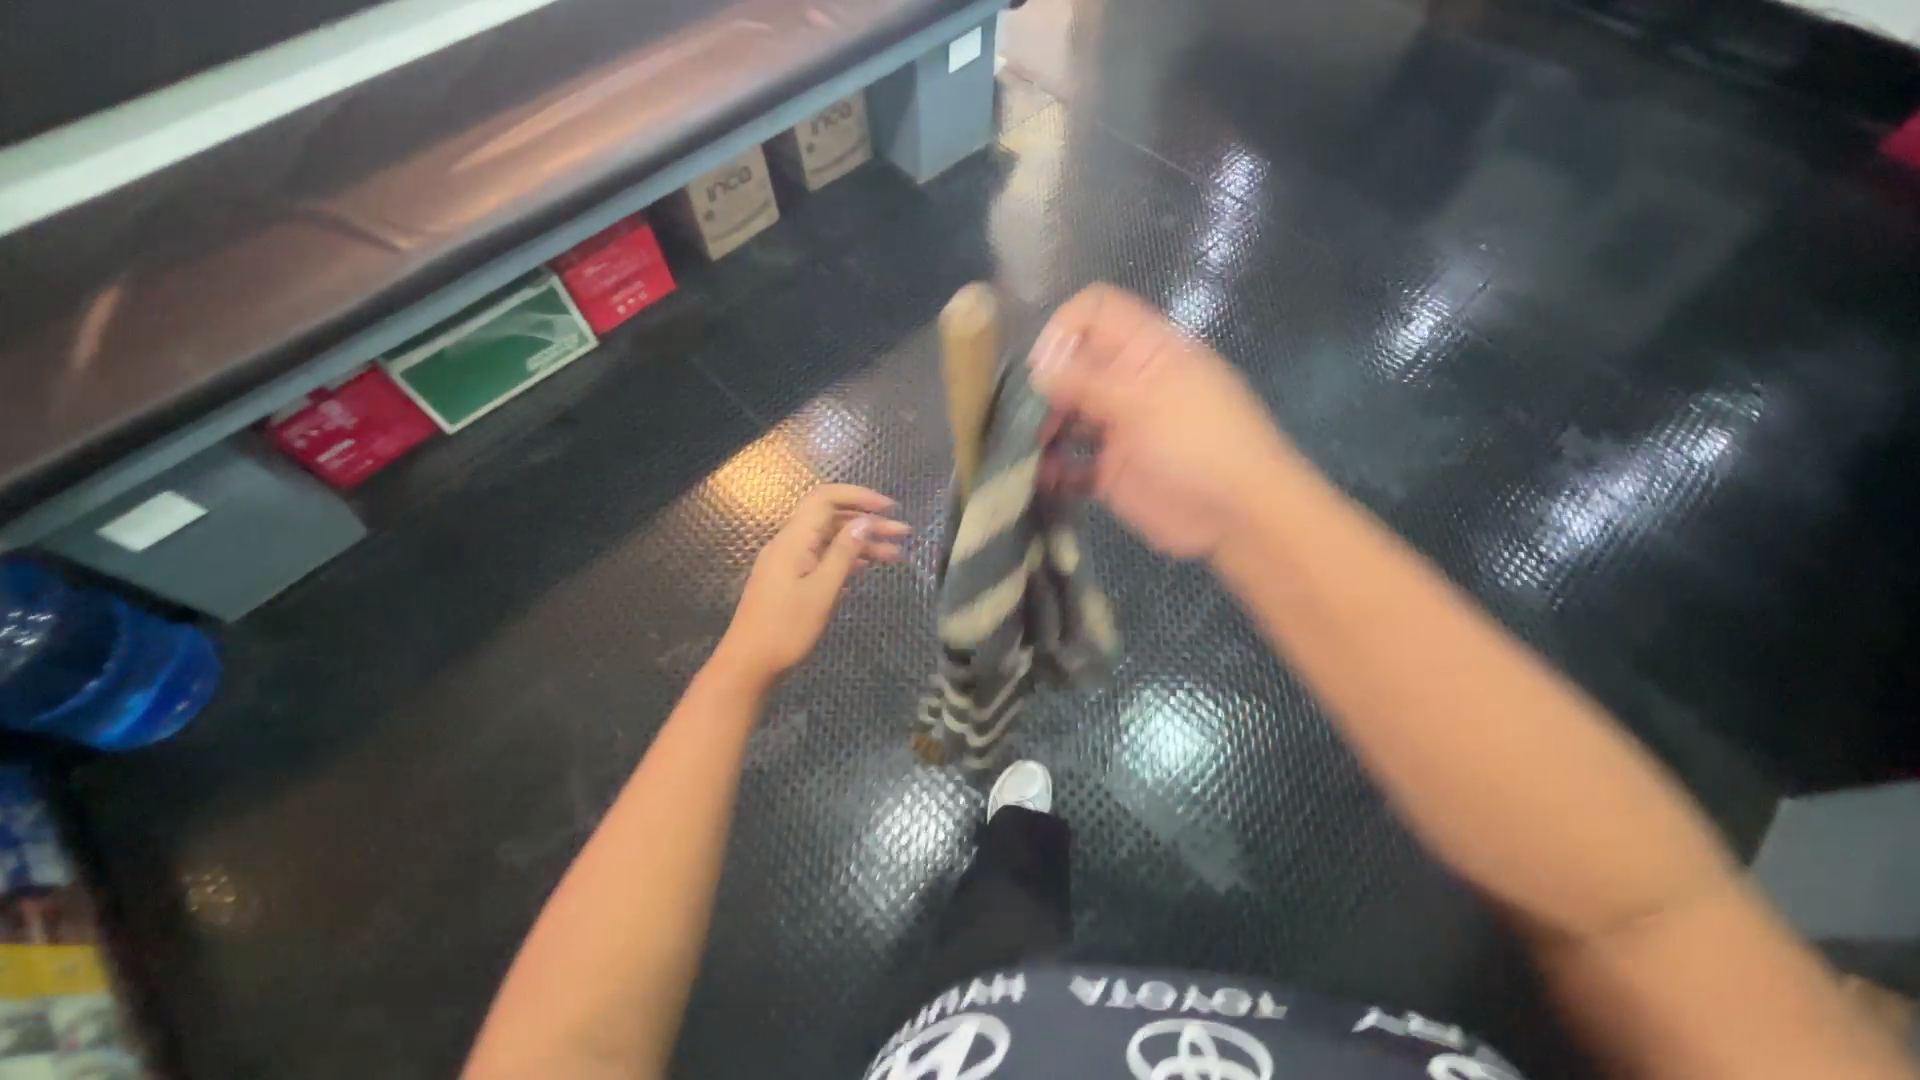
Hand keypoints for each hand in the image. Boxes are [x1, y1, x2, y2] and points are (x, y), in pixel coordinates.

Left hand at [714, 485, 908, 682]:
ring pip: (829, 539)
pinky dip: (847, 558)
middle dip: (868, 521)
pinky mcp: (790, 579)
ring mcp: (789, 561)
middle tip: (903, 533)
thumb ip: (844, 554)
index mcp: (794, 540)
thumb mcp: (822, 591)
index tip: (889, 508)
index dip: (859, 496)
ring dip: (862, 542)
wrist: (749, 664)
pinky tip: (868, 567)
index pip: (825, 498)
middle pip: (831, 518)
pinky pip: (822, 557)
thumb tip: (865, 522)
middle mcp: (789, 543)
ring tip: (896, 555)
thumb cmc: (786, 629)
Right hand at [1028, 284, 1295, 558]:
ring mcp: (1118, 429)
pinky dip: (1053, 471)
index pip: (1095, 313)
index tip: (1041, 367)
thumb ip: (1088, 381)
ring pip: (1066, 417)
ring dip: (1041, 430)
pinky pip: (1071, 466)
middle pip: (1071, 368)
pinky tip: (1041, 480)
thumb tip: (1038, 364)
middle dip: (1044, 388)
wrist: (1239, 515)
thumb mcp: (1145, 402)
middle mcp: (1126, 384)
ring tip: (1026, 451)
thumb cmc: (1201, 443)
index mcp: (1144, 351)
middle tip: (1026, 418)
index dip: (1064, 328)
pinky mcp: (1111, 473)